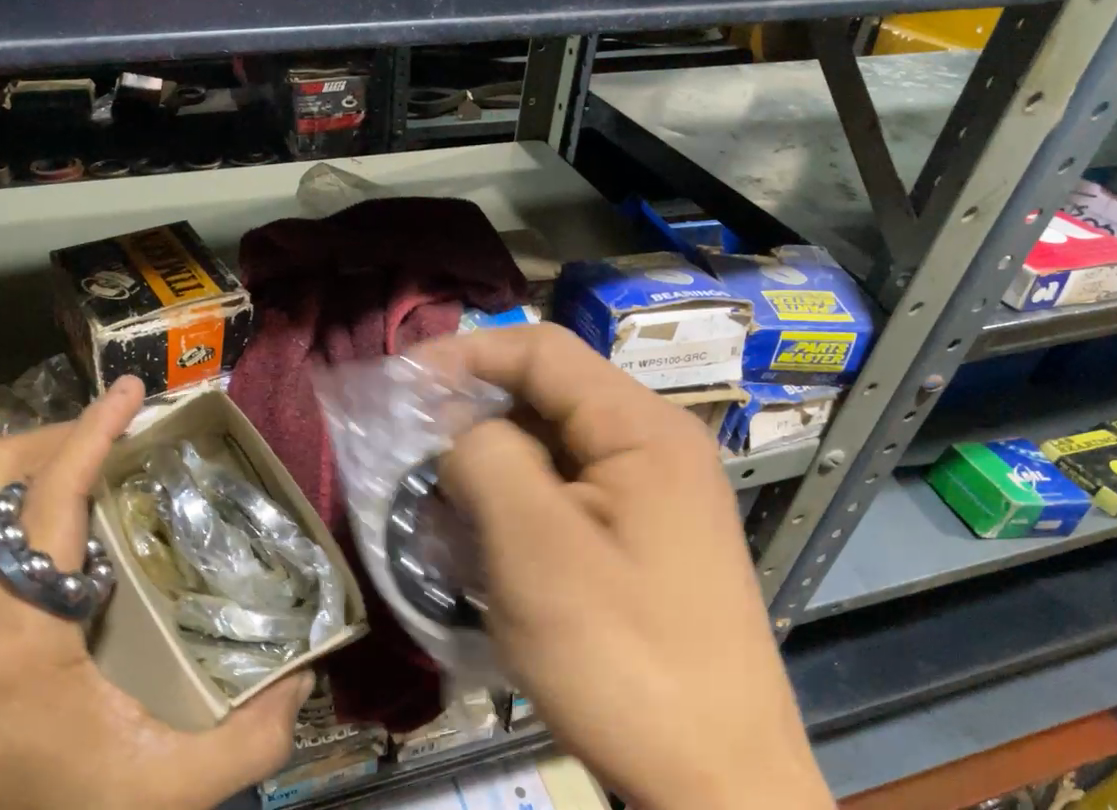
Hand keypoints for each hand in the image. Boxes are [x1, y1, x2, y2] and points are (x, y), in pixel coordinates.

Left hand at [0, 375, 313, 809]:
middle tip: (119, 438)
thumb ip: (248, 742)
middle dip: (57, 437)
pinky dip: (25, 515)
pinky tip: (74, 549)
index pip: (50, 498)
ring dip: (40, 473)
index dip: (92, 431)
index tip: (131, 390)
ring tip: (103, 479)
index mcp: (20, 632)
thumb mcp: (166, 793)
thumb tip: (302, 682)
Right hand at [419, 325, 831, 809]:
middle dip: (471, 419)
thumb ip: (485, 459)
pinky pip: (567, 498)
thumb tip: (457, 433)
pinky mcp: (645, 543)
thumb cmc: (625, 659)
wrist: (719, 783)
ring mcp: (654, 498)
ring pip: (552, 451)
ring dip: (489, 470)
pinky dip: (516, 509)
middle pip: (546, 398)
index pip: (540, 351)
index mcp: (642, 428)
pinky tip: (483, 550)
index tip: (396, 384)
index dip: (463, 353)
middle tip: (409, 459)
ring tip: (439, 514)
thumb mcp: (536, 549)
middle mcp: (656, 447)